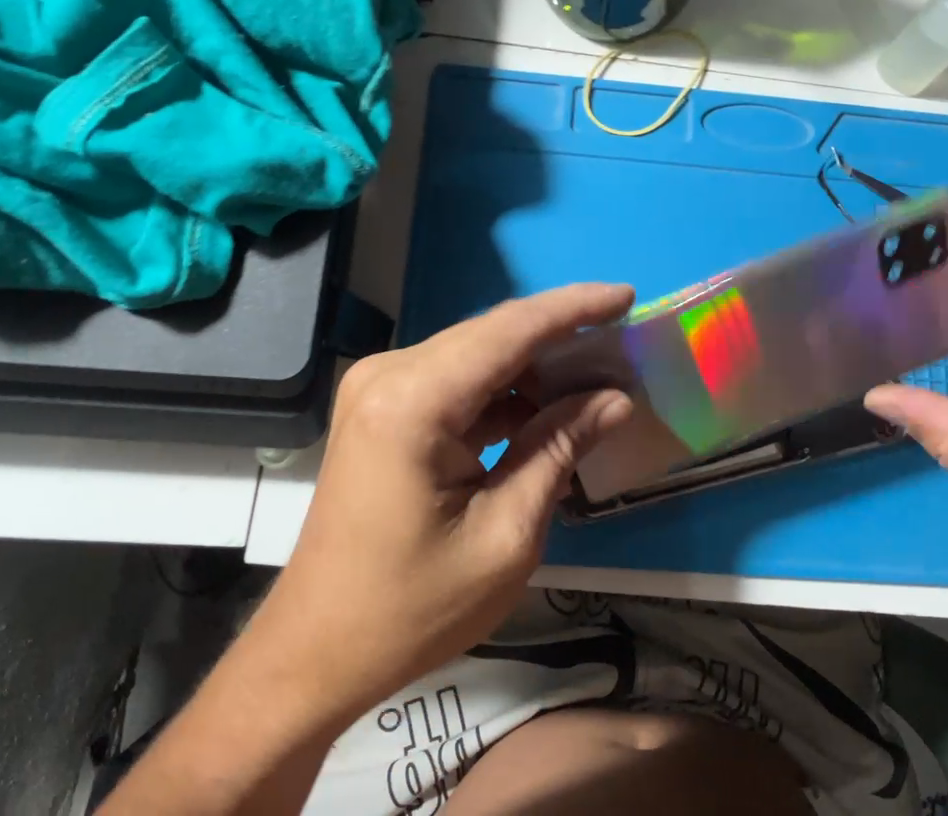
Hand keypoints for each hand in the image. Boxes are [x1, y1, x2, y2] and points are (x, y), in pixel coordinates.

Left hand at [257, 284, 634, 718]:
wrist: (319, 651)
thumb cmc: (414, 607)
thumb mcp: (507, 534)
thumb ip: (558, 450)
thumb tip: (614, 398)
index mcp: (413, 401)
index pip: (509, 331)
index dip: (574, 308)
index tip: (628, 297)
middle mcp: (387, 376)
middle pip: (491, 337)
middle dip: (560, 340)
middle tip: (625, 352)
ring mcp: (377, 391)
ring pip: (476, 357)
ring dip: (535, 369)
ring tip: (599, 384)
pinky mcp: (380, 412)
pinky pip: (454, 384)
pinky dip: (503, 394)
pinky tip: (548, 411)